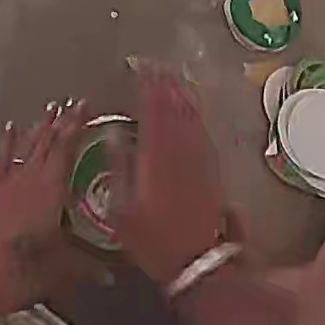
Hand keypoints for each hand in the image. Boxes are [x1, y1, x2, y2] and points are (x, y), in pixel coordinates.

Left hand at [0, 99, 88, 318]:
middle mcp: (31, 180)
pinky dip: (7, 142)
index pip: (67, 149)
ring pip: (29, 147)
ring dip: (40, 127)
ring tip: (50, 107)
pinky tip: (11, 126)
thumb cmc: (22, 273)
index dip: (77, 125)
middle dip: (63, 121)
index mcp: (51, 191)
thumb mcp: (62, 271)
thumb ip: (88, 267)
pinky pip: (1, 161)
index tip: (86, 105)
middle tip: (73, 101)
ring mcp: (8, 184)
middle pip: (49, 143)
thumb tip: (113, 275)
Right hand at [116, 60, 226, 285]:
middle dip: (163, 81)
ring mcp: (198, 155)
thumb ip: (117, 167)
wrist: (196, 261)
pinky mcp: (211, 165)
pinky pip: (202, 128)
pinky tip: (191, 103)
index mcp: (154, 156)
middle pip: (172, 105)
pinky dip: (195, 109)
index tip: (139, 66)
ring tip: (172, 74)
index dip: (146, 84)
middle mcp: (179, 149)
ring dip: (180, 91)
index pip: (151, 108)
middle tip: (155, 63)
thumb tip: (113, 135)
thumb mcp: (121, 209)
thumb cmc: (153, 239)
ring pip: (189, 113)